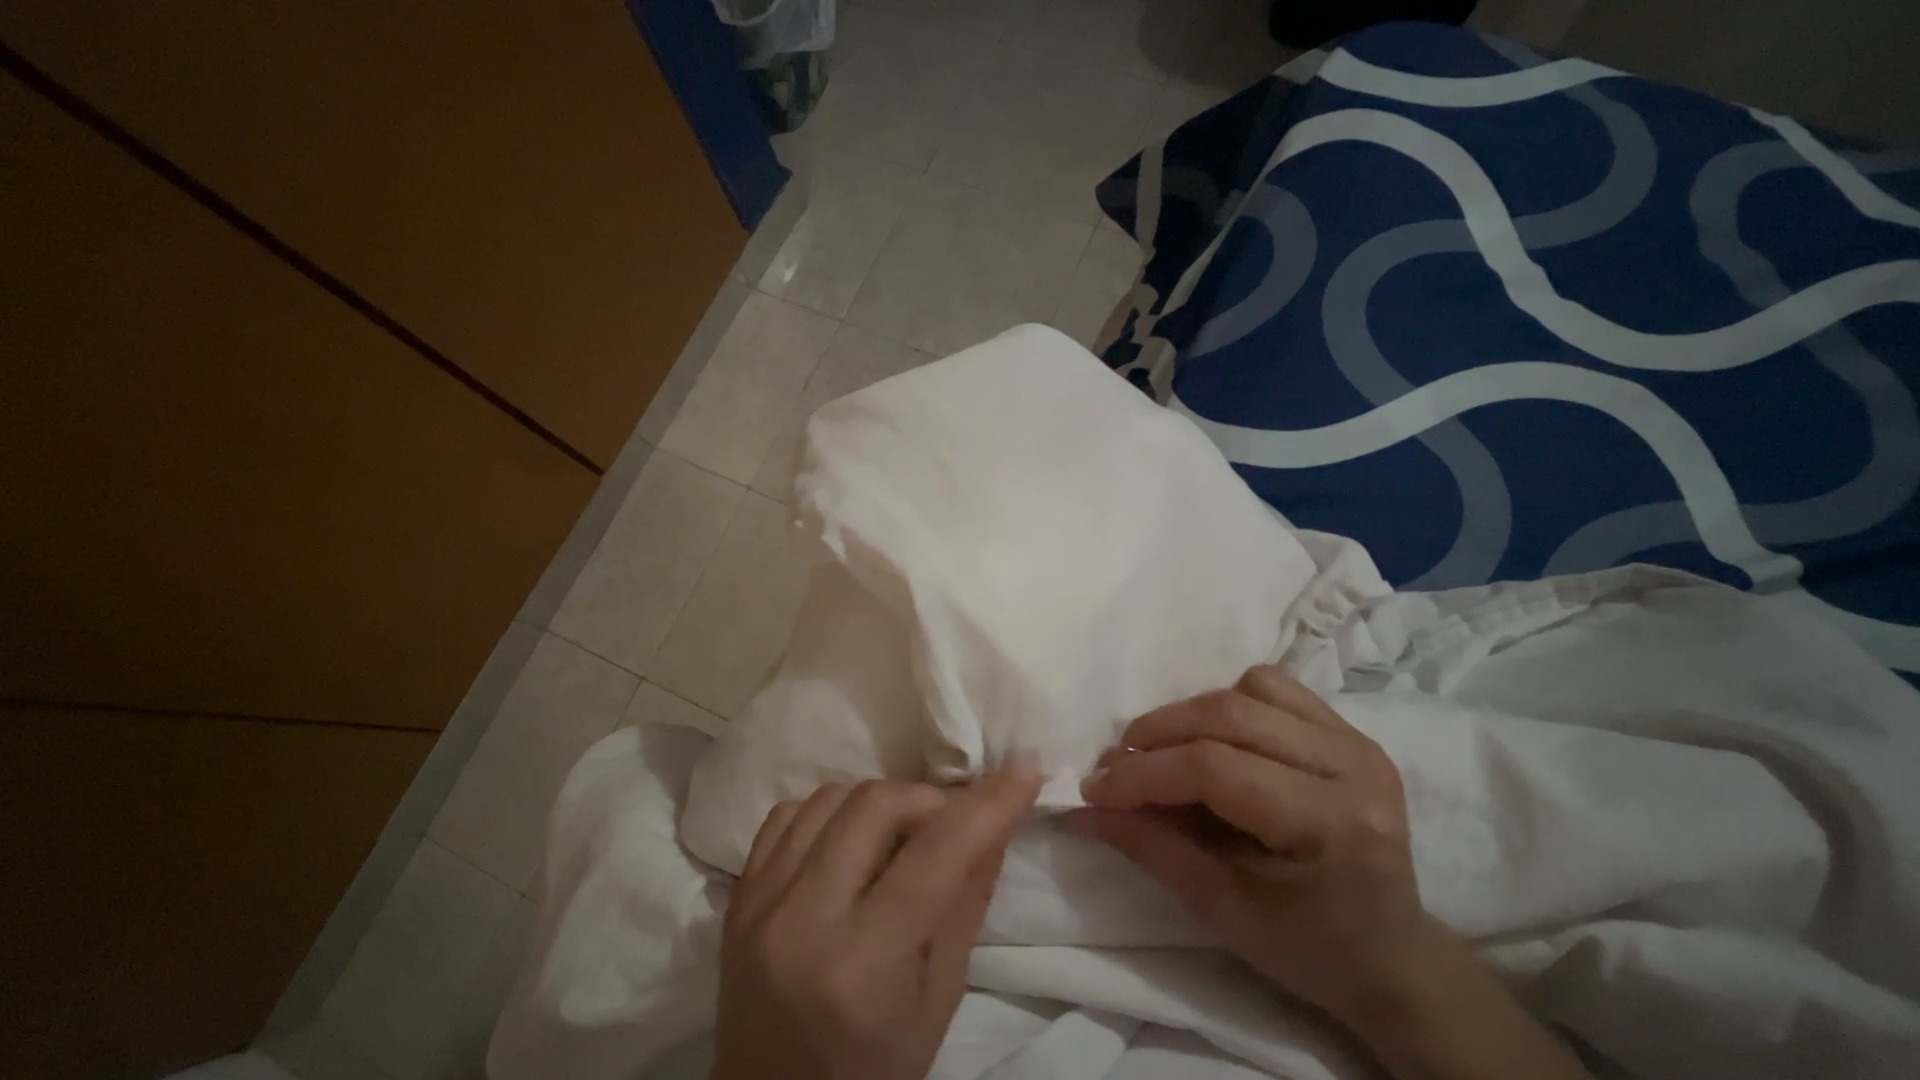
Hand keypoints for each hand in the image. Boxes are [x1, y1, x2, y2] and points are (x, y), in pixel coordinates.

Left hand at [710, 766, 1042, 1079]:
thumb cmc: (872, 1069)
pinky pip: (788, 815)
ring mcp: (759, 902)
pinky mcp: (737, 895)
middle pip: (876, 805)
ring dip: (882, 803)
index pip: (935, 855)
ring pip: (831, 797)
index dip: (987, 804)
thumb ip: (966, 905)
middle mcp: (801, 920)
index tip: (1023, 773)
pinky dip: (831, 813)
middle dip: (931, 800)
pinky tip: (851, 843)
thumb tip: (996, 824)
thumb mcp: (938, 1002)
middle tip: (956, 824)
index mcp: (862, 964)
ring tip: (903, 837)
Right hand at [1077, 667, 1589, 1079]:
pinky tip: (1214, 744)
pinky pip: (1275, 689)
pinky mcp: (1352, 731)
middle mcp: (1353, 765)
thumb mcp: (1221, 910)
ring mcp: (1358, 741)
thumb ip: (1152, 848)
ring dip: (1190, 715)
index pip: (1216, 769)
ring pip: (1250, 689)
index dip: (1144, 773)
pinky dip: (1229, 706)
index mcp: (1332, 822)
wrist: (1390, 956)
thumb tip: (1085, 806)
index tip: (1094, 790)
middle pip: (1229, 715)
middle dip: (1156, 735)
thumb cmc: (1307, 948)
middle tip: (1115, 767)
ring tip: (1163, 755)